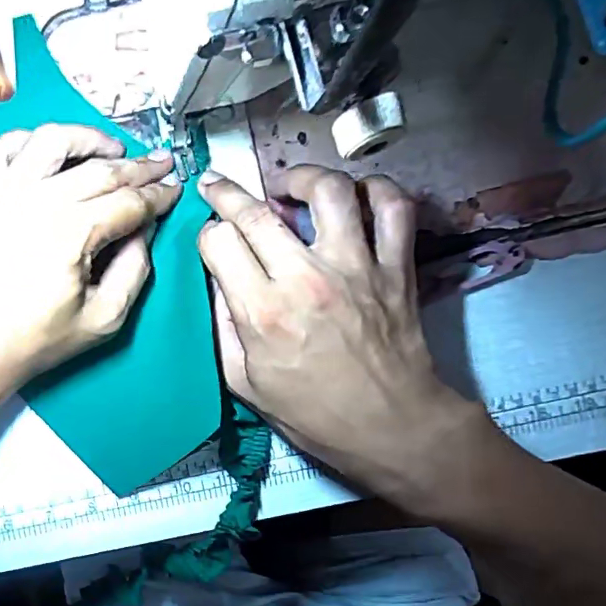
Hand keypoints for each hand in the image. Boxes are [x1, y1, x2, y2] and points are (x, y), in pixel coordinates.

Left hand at [0, 124, 179, 405]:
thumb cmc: (34, 341)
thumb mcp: (104, 318)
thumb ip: (134, 269)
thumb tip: (144, 230)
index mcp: (69, 233)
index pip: (128, 201)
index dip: (158, 195)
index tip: (175, 189)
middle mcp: (35, 202)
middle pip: (100, 169)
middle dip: (139, 166)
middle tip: (160, 164)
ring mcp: (2, 193)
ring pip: (52, 140)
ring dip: (88, 138)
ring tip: (112, 150)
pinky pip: (3, 147)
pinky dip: (30, 140)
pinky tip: (50, 153)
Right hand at [196, 166, 491, 506]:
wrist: (390, 427)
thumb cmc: (314, 415)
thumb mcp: (247, 384)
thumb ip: (224, 327)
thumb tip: (218, 280)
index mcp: (263, 312)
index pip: (220, 241)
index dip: (208, 233)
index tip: (212, 238)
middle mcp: (306, 278)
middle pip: (257, 210)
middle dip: (227, 192)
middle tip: (219, 186)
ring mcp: (357, 267)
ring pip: (329, 191)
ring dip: (302, 178)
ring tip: (290, 187)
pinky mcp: (396, 267)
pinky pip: (393, 208)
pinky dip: (376, 190)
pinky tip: (356, 196)